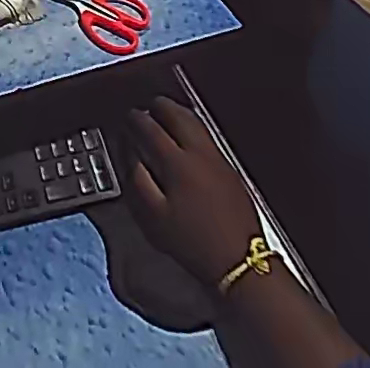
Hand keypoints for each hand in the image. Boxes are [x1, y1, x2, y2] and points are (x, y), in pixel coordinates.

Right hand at [123, 98, 261, 284]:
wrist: (241, 263)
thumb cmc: (194, 242)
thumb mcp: (154, 215)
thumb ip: (137, 180)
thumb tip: (130, 155)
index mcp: (177, 164)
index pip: (151, 128)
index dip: (136, 119)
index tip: (128, 118)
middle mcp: (199, 155)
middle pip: (178, 116)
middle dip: (160, 107)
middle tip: (148, 107)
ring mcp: (218, 160)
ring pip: (197, 123)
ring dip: (178, 113)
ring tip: (166, 112)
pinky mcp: (231, 170)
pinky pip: (208, 136)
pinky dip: (193, 126)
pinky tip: (187, 135)